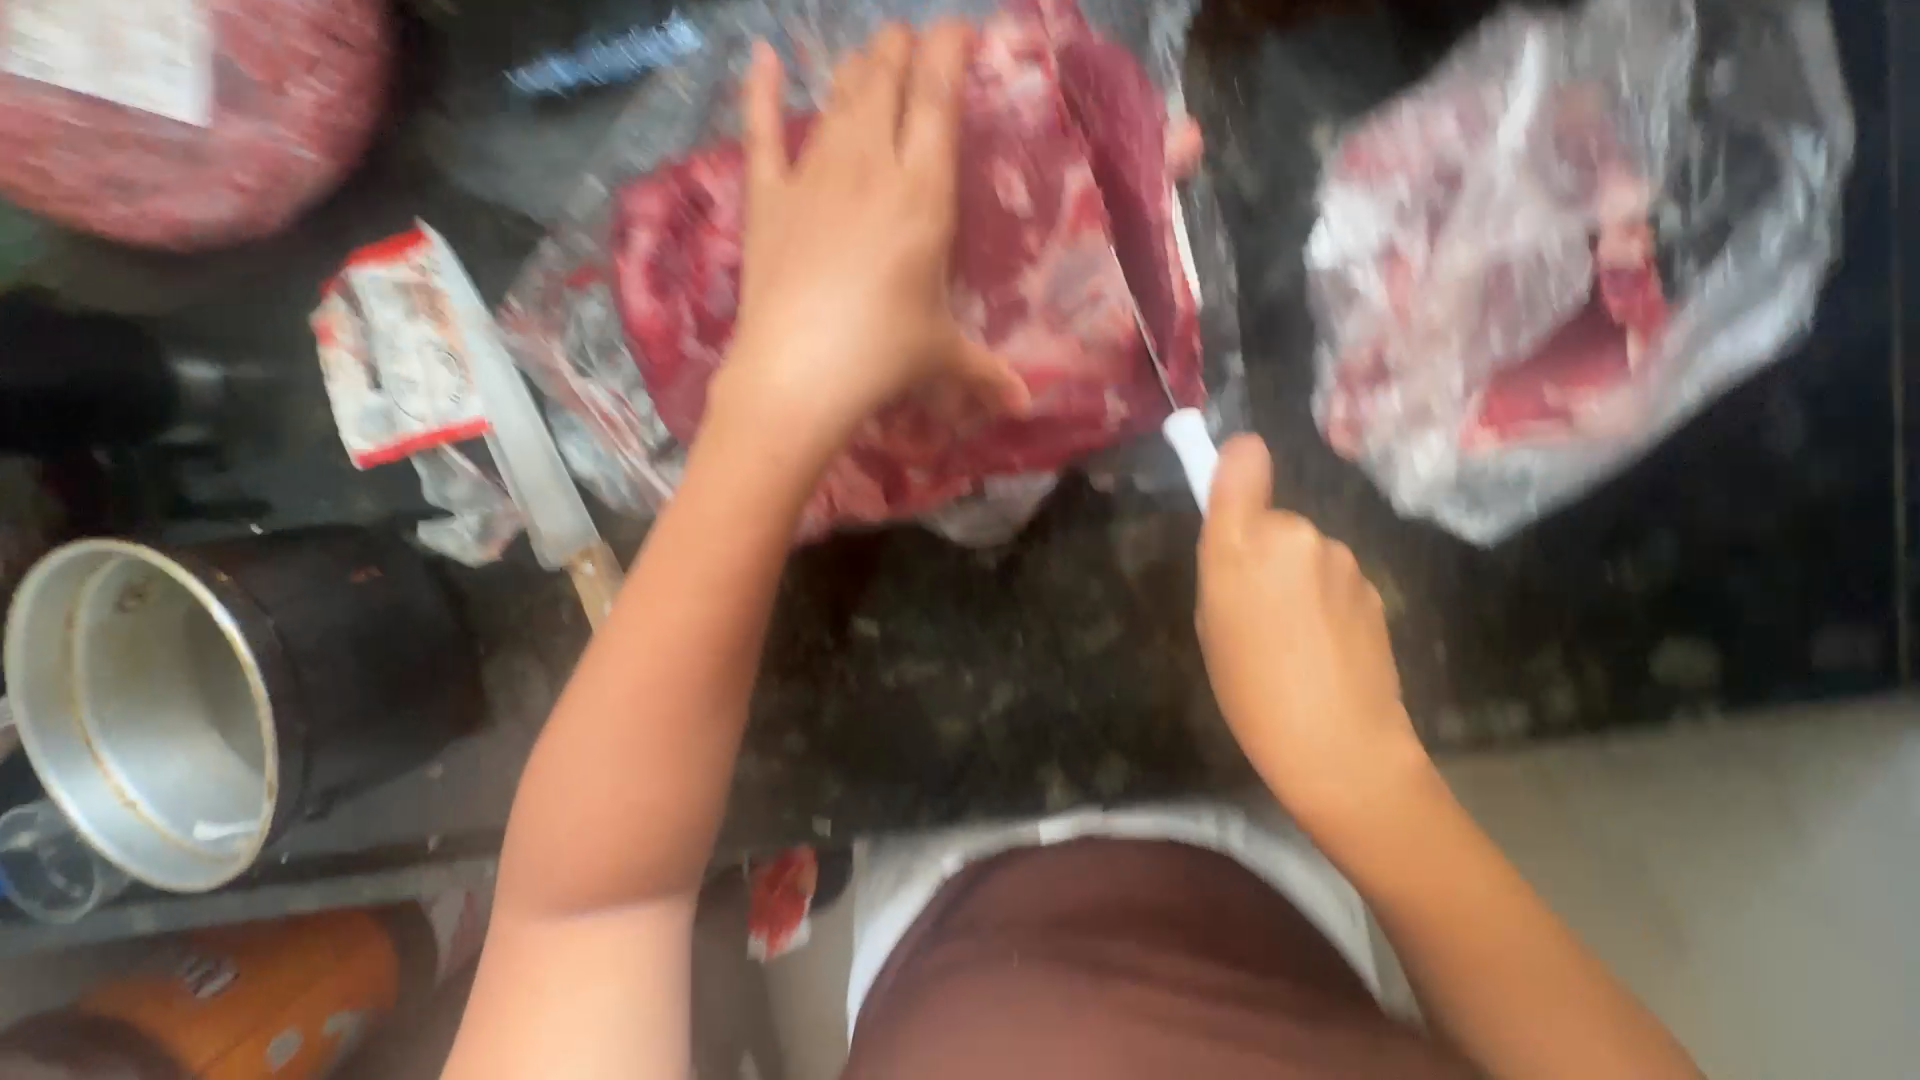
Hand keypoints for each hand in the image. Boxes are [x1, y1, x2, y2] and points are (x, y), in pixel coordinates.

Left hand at [714, 22, 1029, 452]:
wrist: (798, 373)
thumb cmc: (882, 358)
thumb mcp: (942, 357)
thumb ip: (985, 371)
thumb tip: (1023, 404)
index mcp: (924, 193)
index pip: (939, 95)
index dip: (949, 48)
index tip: (959, 30)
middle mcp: (870, 166)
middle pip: (886, 79)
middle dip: (901, 50)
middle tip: (911, 46)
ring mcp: (813, 176)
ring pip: (838, 97)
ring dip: (857, 69)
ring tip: (870, 57)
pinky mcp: (767, 197)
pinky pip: (763, 130)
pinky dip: (763, 90)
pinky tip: (765, 56)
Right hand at [1196, 435, 1431, 829]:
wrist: (1338, 743)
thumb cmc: (1249, 690)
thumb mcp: (1211, 623)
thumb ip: (1223, 564)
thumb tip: (1242, 537)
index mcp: (1242, 544)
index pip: (1244, 460)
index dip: (1236, 464)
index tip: (1232, 487)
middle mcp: (1296, 535)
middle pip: (1274, 519)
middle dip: (1265, 551)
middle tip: (1255, 608)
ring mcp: (1342, 558)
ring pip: (1306, 552)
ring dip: (1297, 578)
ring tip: (1293, 638)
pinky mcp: (1374, 585)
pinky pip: (1334, 579)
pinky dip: (1326, 601)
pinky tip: (1326, 647)